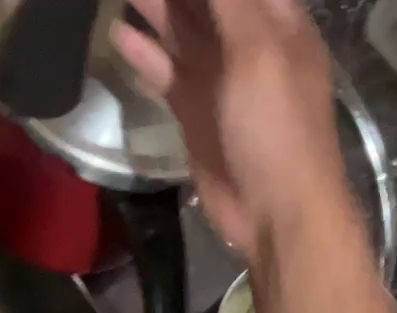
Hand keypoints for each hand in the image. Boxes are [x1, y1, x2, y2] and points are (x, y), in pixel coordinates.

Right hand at [112, 0, 353, 259]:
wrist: (273, 208)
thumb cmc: (277, 128)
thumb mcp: (259, 53)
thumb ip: (232, 3)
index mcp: (277, 21)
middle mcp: (248, 43)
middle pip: (207, 1)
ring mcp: (218, 81)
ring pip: (182, 32)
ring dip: (155, 8)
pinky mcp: (194, 113)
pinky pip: (166, 73)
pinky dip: (145, 55)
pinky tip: (120, 36)